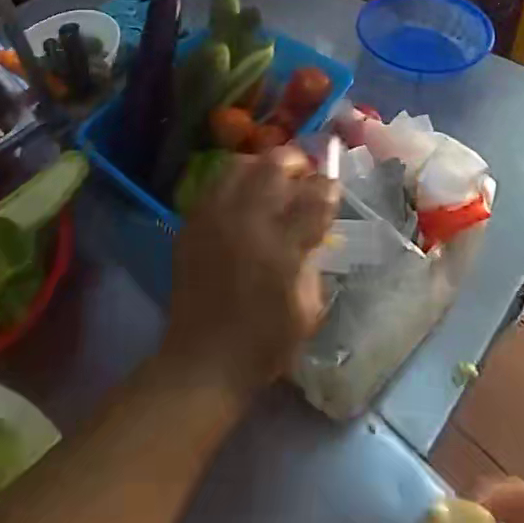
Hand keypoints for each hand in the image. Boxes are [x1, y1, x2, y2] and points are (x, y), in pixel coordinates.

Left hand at [161, 146, 338, 395]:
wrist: (203, 359)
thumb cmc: (264, 342)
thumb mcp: (308, 307)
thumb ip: (312, 258)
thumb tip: (314, 228)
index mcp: (281, 247)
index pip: (314, 198)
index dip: (328, 188)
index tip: (332, 187)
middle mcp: (246, 221)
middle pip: (273, 166)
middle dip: (296, 163)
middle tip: (304, 175)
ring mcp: (213, 217)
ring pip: (240, 164)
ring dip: (262, 165)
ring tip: (272, 179)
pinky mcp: (191, 222)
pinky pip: (214, 184)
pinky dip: (235, 181)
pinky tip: (244, 196)